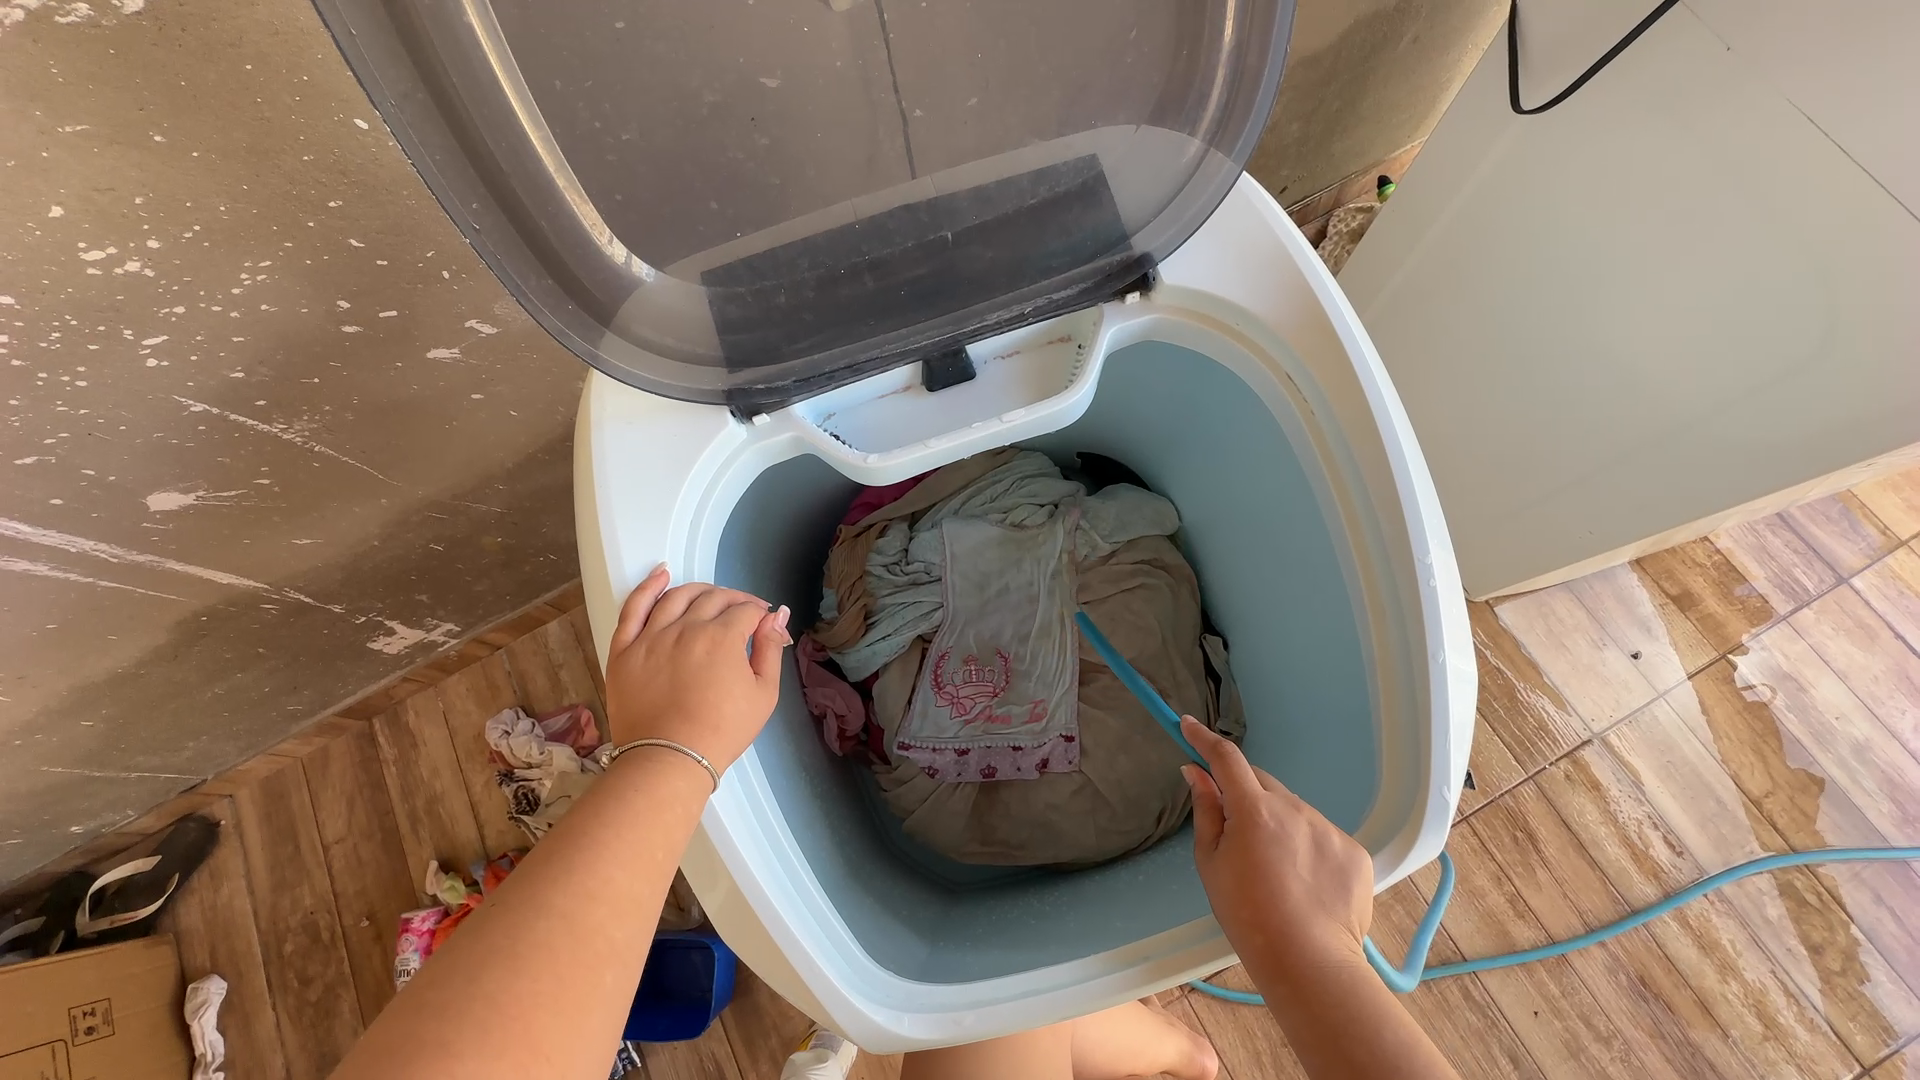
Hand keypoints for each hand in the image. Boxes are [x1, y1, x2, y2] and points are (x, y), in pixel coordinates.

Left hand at [603, 565, 791, 775]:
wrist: (669, 760)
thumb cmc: (723, 731)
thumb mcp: (764, 694)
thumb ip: (771, 649)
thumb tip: (776, 615)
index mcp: (722, 637)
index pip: (745, 610)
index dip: (759, 614)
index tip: (764, 624)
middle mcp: (686, 627)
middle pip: (714, 598)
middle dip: (734, 600)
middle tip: (743, 612)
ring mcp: (651, 636)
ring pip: (677, 596)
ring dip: (699, 590)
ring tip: (710, 595)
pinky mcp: (624, 649)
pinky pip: (633, 608)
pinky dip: (648, 586)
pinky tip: (661, 574)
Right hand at [1181, 716, 1373, 976]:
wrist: (1309, 964)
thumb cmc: (1246, 915)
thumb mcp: (1210, 863)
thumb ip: (1206, 810)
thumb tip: (1195, 772)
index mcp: (1254, 810)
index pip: (1226, 758)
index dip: (1204, 739)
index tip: (1188, 726)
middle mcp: (1294, 808)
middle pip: (1261, 783)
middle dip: (1244, 794)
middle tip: (1235, 831)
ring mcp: (1328, 828)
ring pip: (1292, 810)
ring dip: (1277, 822)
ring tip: (1275, 870)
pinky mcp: (1354, 851)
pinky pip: (1320, 834)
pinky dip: (1306, 845)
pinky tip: (1304, 881)